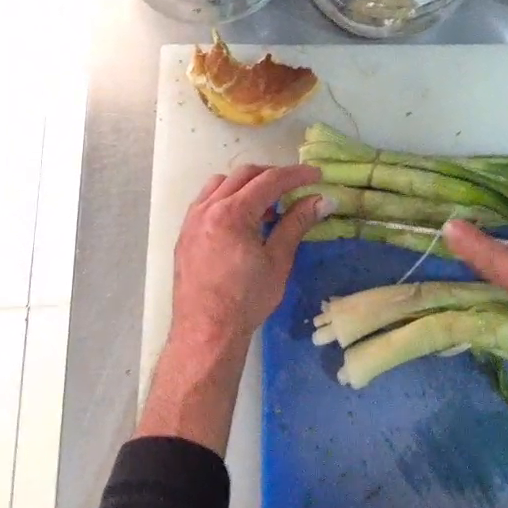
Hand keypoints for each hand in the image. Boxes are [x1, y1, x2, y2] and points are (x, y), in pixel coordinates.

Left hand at [168, 163, 325, 349]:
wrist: (206, 332)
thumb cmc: (246, 300)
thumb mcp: (277, 261)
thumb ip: (297, 223)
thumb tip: (321, 200)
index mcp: (232, 212)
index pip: (269, 180)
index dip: (296, 175)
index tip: (316, 175)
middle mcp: (208, 208)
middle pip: (244, 175)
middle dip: (271, 175)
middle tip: (294, 188)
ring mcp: (192, 219)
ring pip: (221, 183)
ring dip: (246, 184)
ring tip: (266, 205)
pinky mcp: (185, 233)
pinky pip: (206, 200)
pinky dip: (227, 198)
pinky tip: (241, 220)